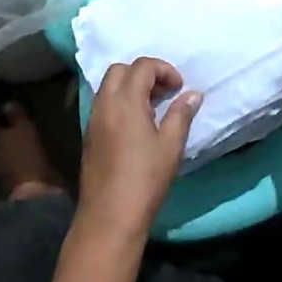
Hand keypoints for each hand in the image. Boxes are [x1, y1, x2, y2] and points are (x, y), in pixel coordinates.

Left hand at [77, 58, 200, 242]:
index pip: (142, 66)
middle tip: (164, 93)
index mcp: (125, 101)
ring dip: (130, 86)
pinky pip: (103, 103)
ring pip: (108, 86)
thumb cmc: (145, 179)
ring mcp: (93, 119)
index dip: (164, 69)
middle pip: (120, 69)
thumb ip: (181, 115)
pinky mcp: (89, 134)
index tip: (179, 88)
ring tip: (153, 108)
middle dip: (144, 73)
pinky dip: (120, 101)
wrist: (109, 215)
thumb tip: (192, 94)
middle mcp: (105, 104)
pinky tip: (137, 124)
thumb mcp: (170, 146)